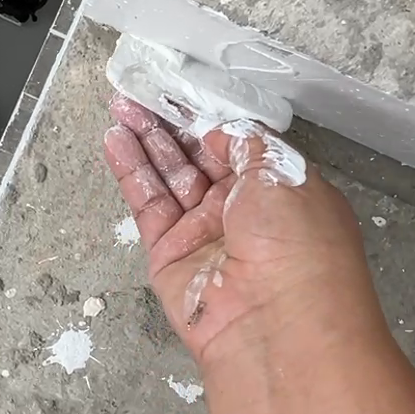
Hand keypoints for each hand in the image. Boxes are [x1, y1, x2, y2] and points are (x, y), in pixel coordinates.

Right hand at [100, 97, 382, 363]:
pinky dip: (131, 171)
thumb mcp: (283, 174)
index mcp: (278, 189)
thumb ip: (248, 143)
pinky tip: (116, 140)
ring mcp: (203, 231)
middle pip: (198, 155)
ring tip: (121, 105)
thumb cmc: (298, 246)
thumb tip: (222, 129)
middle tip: (141, 90)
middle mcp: (240, 210)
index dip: (207, 115)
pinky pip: (147, 204)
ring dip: (146, 140)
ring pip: (169, 176)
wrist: (276, 325)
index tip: (181, 88)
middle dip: (171, 122)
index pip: (236, 142)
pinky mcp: (169, 253)